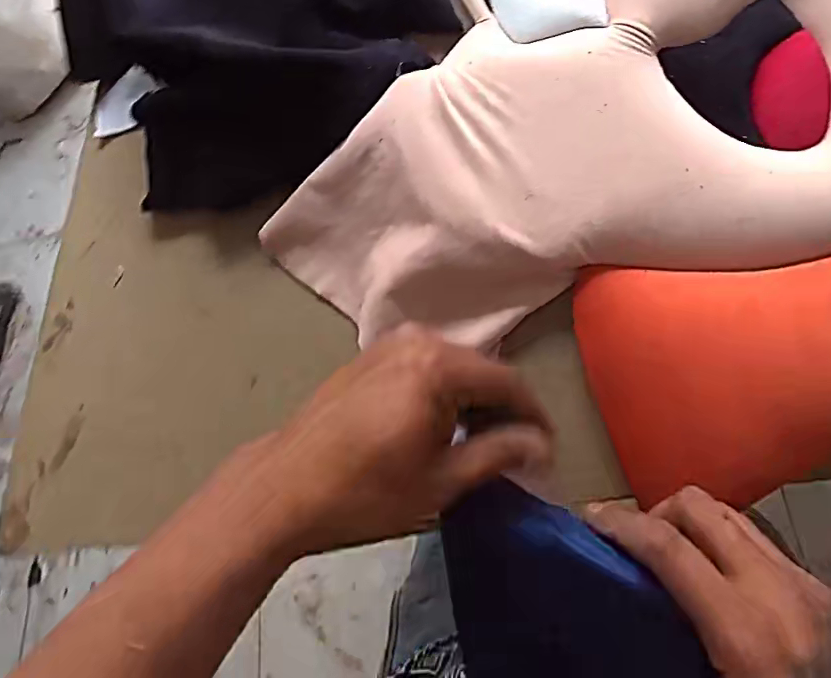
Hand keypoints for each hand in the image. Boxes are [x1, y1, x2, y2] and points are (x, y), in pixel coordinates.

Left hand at [249, 326, 553, 554]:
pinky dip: (443, 390)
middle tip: (517, 450)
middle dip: (503, 407)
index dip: (533, 415)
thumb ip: (499, 454)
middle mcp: (417, 339)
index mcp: (438, 364)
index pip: (507, 380)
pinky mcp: (372, 353)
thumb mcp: (441, 482)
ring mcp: (391, 342)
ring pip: (453, 365)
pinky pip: (425, 364)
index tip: (547, 449)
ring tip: (481, 442)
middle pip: (480, 368)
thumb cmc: (365, 492)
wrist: (284, 486)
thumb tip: (541, 446)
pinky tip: (442, 424)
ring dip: (473, 398)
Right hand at [584, 487, 830, 677]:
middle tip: (633, 541)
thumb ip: (664, 635)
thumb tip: (619, 595)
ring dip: (690, 522)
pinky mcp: (821, 589)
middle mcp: (778, 595)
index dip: (621, 524)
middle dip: (656, 511)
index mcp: (747, 635)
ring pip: (727, 511)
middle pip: (698, 507)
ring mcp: (805, 586)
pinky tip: (716, 573)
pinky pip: (757, 538)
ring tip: (672, 553)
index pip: (669, 548)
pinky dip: (724, 542)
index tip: (590, 516)